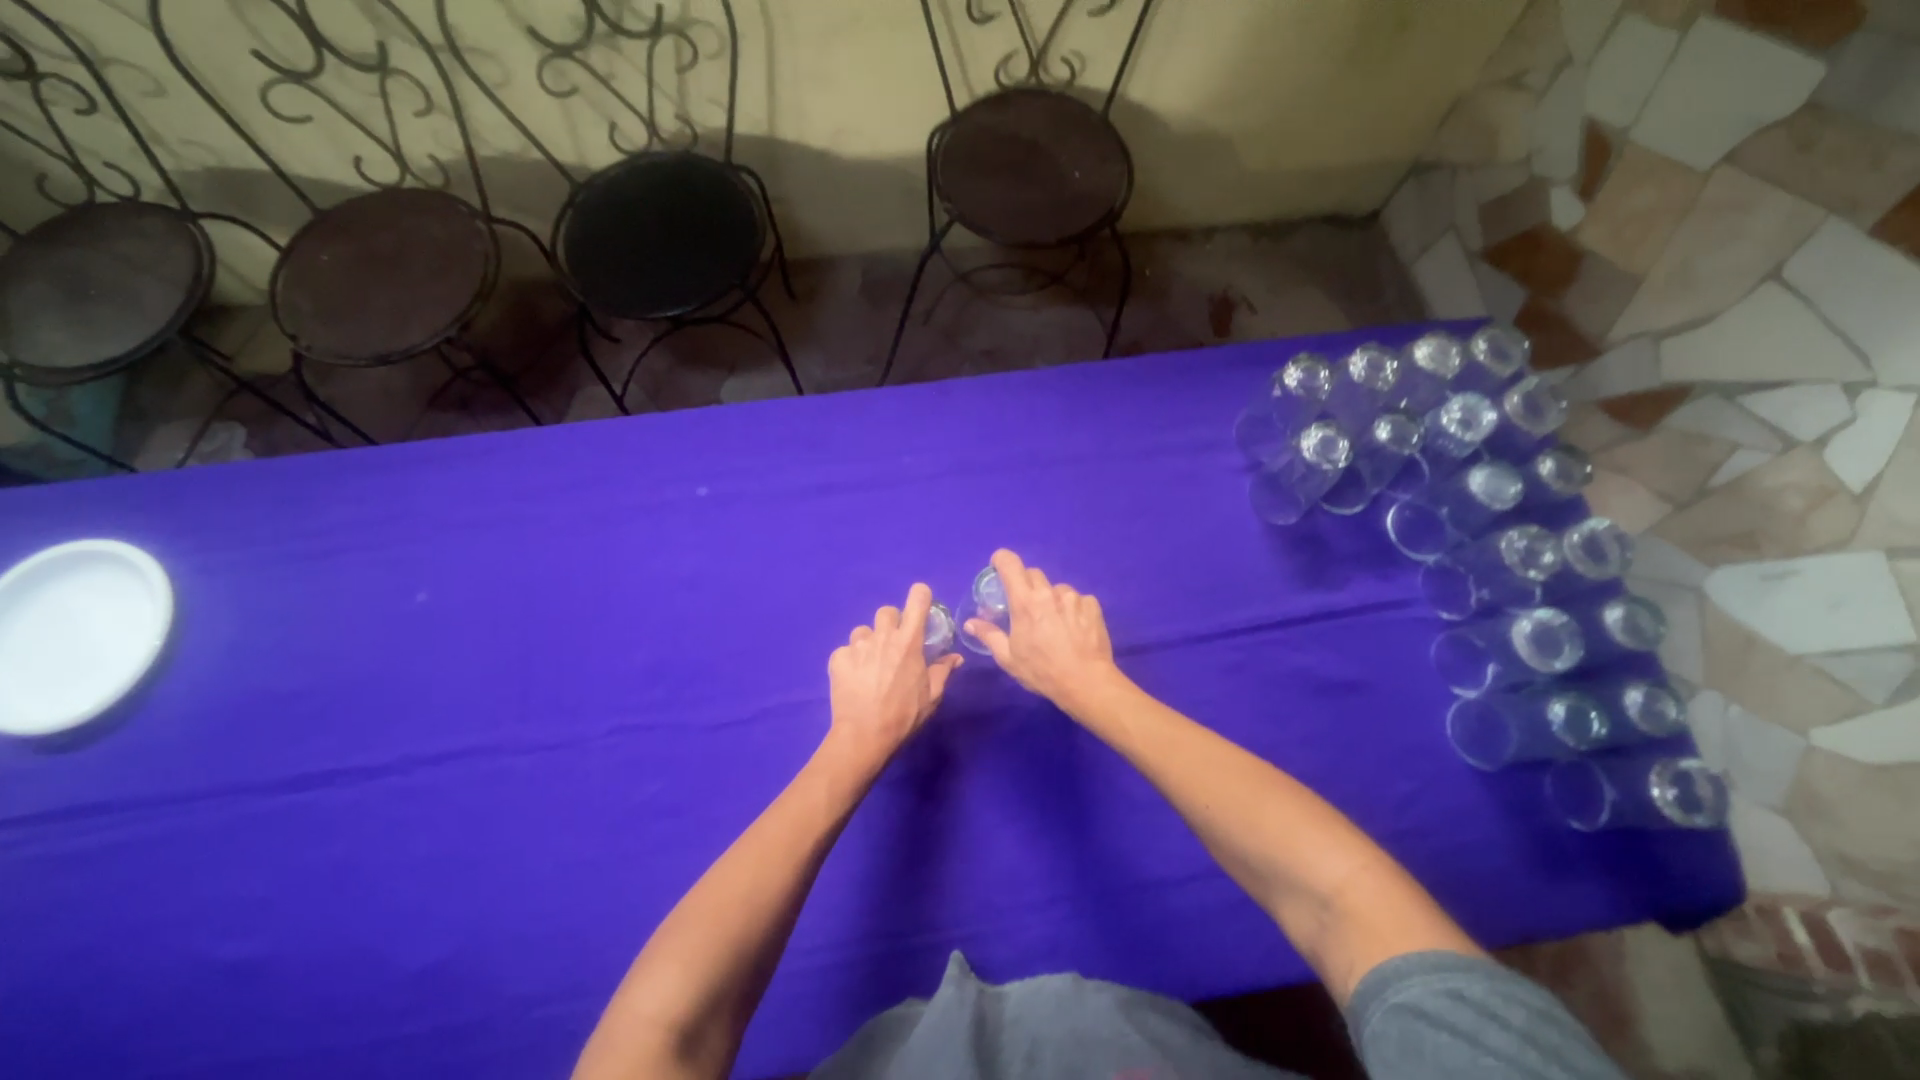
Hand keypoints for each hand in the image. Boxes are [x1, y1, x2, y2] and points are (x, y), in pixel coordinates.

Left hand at [827, 583, 962, 762]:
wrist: (864, 735)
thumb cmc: (904, 716)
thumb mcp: (932, 697)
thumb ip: (943, 671)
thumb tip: (955, 657)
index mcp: (909, 642)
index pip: (917, 600)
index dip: (920, 596)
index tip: (921, 605)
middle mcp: (882, 637)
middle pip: (887, 611)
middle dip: (892, 623)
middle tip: (894, 645)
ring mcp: (857, 646)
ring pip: (863, 631)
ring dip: (869, 642)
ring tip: (871, 665)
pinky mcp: (837, 658)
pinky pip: (846, 650)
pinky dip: (851, 661)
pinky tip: (855, 679)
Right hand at [964, 549, 1122, 711]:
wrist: (1086, 682)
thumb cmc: (1042, 671)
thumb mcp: (1009, 658)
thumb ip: (989, 635)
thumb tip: (970, 623)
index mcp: (1025, 602)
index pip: (1010, 563)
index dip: (1001, 560)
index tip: (998, 567)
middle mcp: (1049, 593)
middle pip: (1033, 574)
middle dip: (1025, 585)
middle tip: (1025, 607)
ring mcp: (1073, 597)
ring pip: (1056, 588)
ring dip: (1051, 599)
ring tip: (1054, 623)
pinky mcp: (1092, 605)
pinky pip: (1078, 600)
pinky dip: (1072, 609)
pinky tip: (1074, 628)